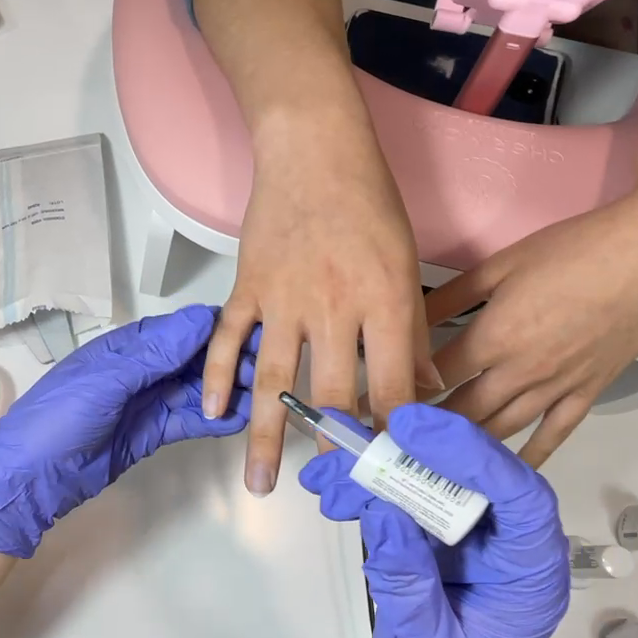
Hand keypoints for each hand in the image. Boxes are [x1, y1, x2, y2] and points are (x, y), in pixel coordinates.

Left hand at [0, 304, 256, 557]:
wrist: (30, 481)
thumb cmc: (57, 421)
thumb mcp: (104, 383)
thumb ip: (152, 354)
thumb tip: (201, 320)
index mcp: (123, 349)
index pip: (178, 332)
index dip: (217, 333)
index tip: (258, 333)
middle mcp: (137, 371)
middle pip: (192, 362)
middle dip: (229, 364)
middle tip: (271, 372)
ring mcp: (143, 404)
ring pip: (194, 392)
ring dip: (226, 394)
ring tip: (266, 397)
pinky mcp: (147, 435)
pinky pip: (185, 421)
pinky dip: (211, 420)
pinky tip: (239, 420)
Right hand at [202, 138, 434, 497]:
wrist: (312, 151)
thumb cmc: (369, 202)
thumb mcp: (406, 262)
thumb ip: (410, 327)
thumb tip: (423, 388)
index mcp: (382, 300)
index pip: (391, 382)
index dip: (393, 430)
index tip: (392, 466)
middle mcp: (332, 309)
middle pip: (332, 391)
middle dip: (333, 445)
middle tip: (332, 486)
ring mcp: (282, 301)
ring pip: (273, 379)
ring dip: (266, 435)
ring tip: (260, 483)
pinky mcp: (247, 289)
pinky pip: (228, 339)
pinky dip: (216, 376)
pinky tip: (214, 414)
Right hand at [299, 403, 567, 637]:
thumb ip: (406, 584)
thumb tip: (383, 512)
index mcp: (529, 572)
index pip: (520, 496)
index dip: (472, 453)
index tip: (414, 428)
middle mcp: (504, 542)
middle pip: (470, 475)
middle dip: (411, 453)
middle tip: (356, 439)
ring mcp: (467, 536)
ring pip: (430, 480)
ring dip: (375, 469)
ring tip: (325, 476)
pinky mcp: (433, 536)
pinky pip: (404, 499)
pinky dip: (365, 488)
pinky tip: (332, 489)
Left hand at [424, 179, 637, 465]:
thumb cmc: (576, 249)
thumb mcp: (500, 265)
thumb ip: (449, 297)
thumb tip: (405, 317)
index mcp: (493, 338)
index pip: (434, 378)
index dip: (404, 393)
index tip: (379, 408)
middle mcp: (521, 372)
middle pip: (461, 412)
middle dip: (426, 431)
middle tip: (396, 447)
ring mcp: (558, 386)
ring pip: (501, 428)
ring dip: (466, 449)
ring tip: (433, 466)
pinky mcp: (590, 391)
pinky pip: (554, 433)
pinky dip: (529, 456)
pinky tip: (506, 474)